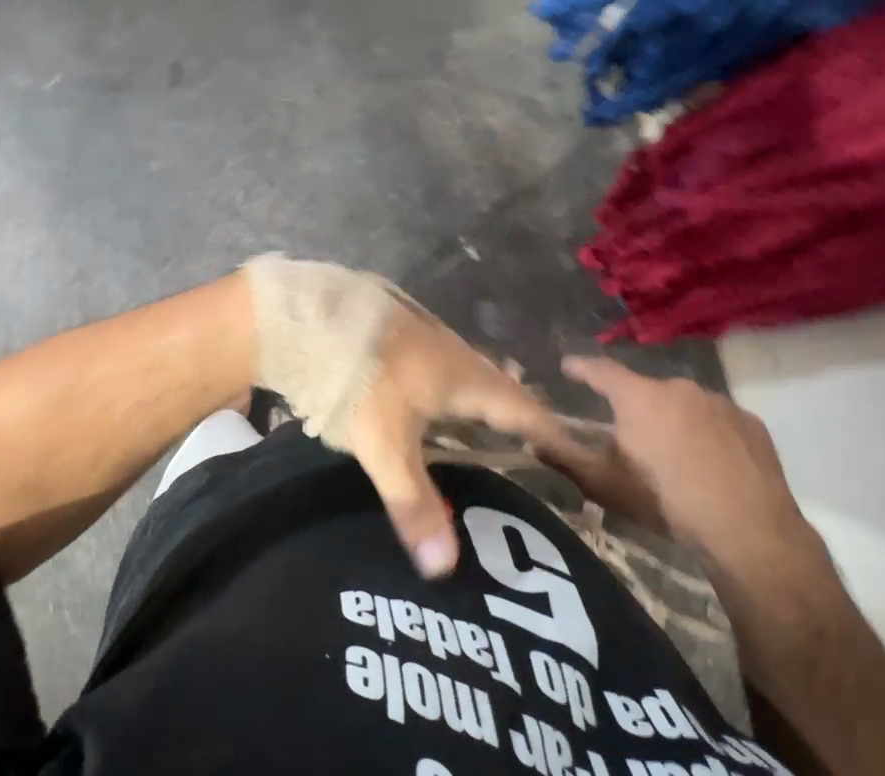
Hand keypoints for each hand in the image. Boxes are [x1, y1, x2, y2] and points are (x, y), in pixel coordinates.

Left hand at [344, 307, 602, 578]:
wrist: (306, 315)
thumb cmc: (357, 379)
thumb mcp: (385, 446)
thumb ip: (414, 502)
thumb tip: (445, 569)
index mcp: (466, 377)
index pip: (526, 410)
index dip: (551, 434)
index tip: (577, 456)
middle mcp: (452, 352)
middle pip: (497, 387)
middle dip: (516, 416)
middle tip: (534, 447)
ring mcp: (420, 337)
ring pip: (462, 374)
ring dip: (475, 401)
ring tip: (484, 428)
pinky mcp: (389, 333)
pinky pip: (431, 367)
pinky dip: (440, 391)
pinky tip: (424, 402)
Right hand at [553, 356, 810, 560]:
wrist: (748, 531)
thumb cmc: (665, 501)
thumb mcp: (603, 484)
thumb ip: (564, 458)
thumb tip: (531, 442)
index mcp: (639, 397)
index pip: (600, 369)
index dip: (580, 368)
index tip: (568, 367)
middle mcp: (680, 388)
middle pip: (645, 390)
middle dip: (632, 405)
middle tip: (626, 432)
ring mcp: (721, 403)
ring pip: (684, 404)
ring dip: (671, 419)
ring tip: (670, 451)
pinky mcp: (752, 424)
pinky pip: (717, 420)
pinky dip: (705, 433)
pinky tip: (707, 462)